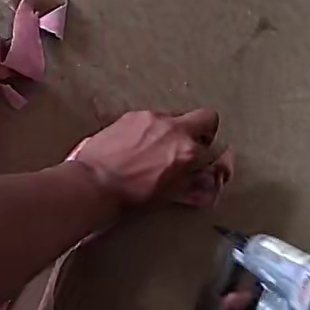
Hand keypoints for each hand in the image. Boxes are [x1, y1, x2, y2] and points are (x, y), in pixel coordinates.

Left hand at [69, 109, 222, 207]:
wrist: (95, 182)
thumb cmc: (131, 194)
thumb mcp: (170, 194)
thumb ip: (193, 185)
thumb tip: (206, 182)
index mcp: (188, 151)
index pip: (214, 149)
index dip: (209, 158)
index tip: (201, 163)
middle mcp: (175, 129)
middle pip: (207, 118)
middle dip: (204, 130)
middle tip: (190, 145)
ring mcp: (153, 118)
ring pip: (176, 117)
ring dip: (173, 130)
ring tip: (155, 149)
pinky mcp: (133, 115)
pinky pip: (151, 118)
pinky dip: (150, 129)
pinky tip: (136, 145)